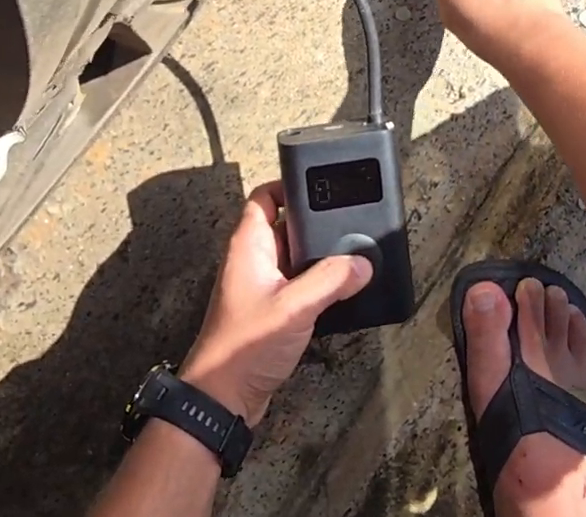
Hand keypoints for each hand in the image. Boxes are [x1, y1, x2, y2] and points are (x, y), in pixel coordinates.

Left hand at [180, 181, 372, 424]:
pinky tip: (340, 290)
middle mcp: (252, 260)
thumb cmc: (245, 346)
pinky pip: (298, 283)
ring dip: (319, 257)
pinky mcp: (270, 310)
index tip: (319, 185)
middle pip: (286, 225)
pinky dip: (317, 282)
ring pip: (295, 257)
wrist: (223, 399)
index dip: (288, 185)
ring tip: (351, 254)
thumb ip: (331, 280)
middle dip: (315, 223)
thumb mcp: (294, 306)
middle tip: (346, 220)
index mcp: (248, 245)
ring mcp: (261, 286)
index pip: (264, 197)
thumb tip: (362, 264)